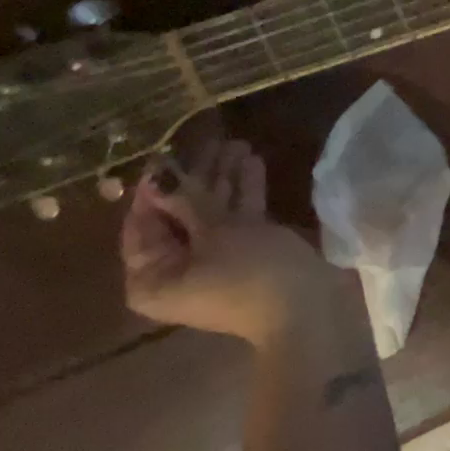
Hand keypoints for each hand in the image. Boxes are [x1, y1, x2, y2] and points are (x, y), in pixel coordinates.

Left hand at [120, 138, 331, 347]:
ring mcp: (217, 260)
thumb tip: (160, 177)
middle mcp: (179, 267)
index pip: (143, 223)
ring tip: (237, 144)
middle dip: (199, 178)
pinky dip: (246, 195)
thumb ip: (189, 203)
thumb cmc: (250, 275)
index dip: (156, 187)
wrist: (307, 308)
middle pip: (182, 216)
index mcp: (152, 275)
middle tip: (211, 142)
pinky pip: (241, 221)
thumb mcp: (218, 235)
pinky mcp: (251, 254)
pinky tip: (253, 164)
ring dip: (226, 180)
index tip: (165, 154)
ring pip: (215, 214)